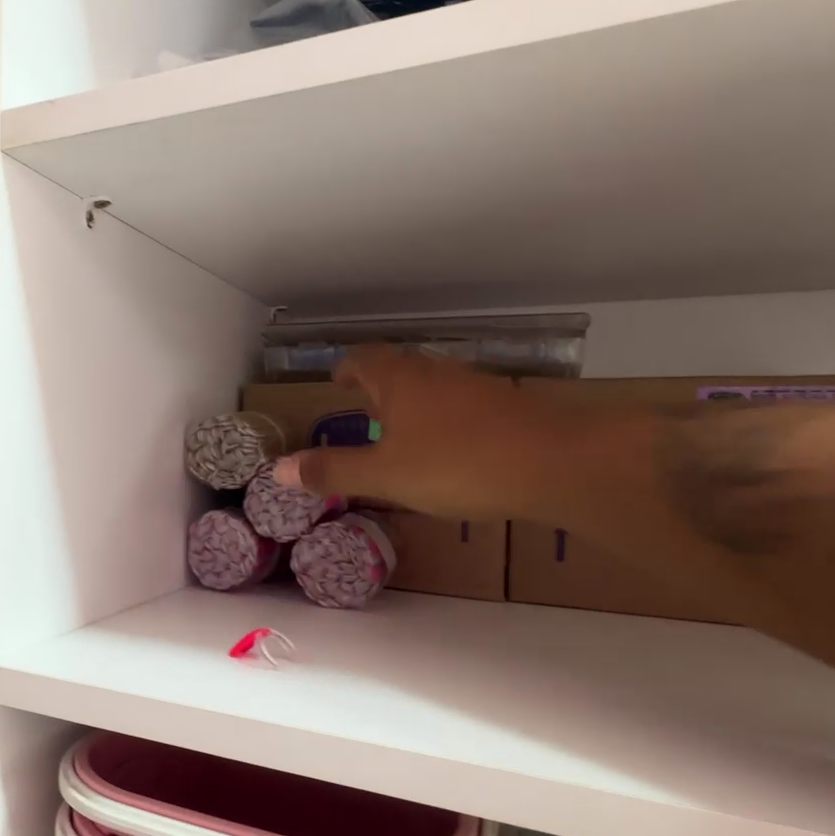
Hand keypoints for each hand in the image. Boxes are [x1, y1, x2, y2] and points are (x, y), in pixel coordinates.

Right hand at [270, 348, 584, 520]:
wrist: (555, 463)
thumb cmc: (456, 465)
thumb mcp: (384, 476)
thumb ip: (333, 472)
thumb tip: (279, 470)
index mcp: (399, 380)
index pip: (362, 359)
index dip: (346, 370)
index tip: (337, 384)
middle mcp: (435, 373)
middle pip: (398, 368)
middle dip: (378, 387)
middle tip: (363, 411)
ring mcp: (475, 386)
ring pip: (432, 385)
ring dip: (412, 403)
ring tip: (402, 434)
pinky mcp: (507, 406)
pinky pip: (462, 404)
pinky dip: (445, 419)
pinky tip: (451, 451)